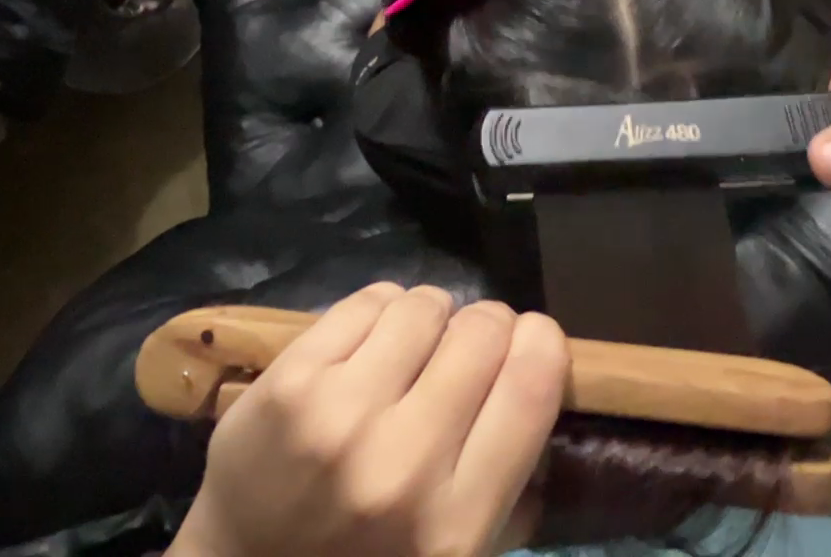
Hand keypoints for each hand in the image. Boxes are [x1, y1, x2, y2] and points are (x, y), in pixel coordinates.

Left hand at [170, 283, 568, 556]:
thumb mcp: (458, 554)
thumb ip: (511, 481)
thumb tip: (541, 373)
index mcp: (454, 522)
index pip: (531, 385)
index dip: (542, 343)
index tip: (531, 343)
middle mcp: (401, 463)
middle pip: (482, 331)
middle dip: (487, 328)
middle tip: (466, 349)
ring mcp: (337, 414)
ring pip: (425, 304)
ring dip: (431, 319)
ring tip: (412, 349)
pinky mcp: (288, 379)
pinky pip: (369, 300)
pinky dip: (382, 312)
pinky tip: (370, 346)